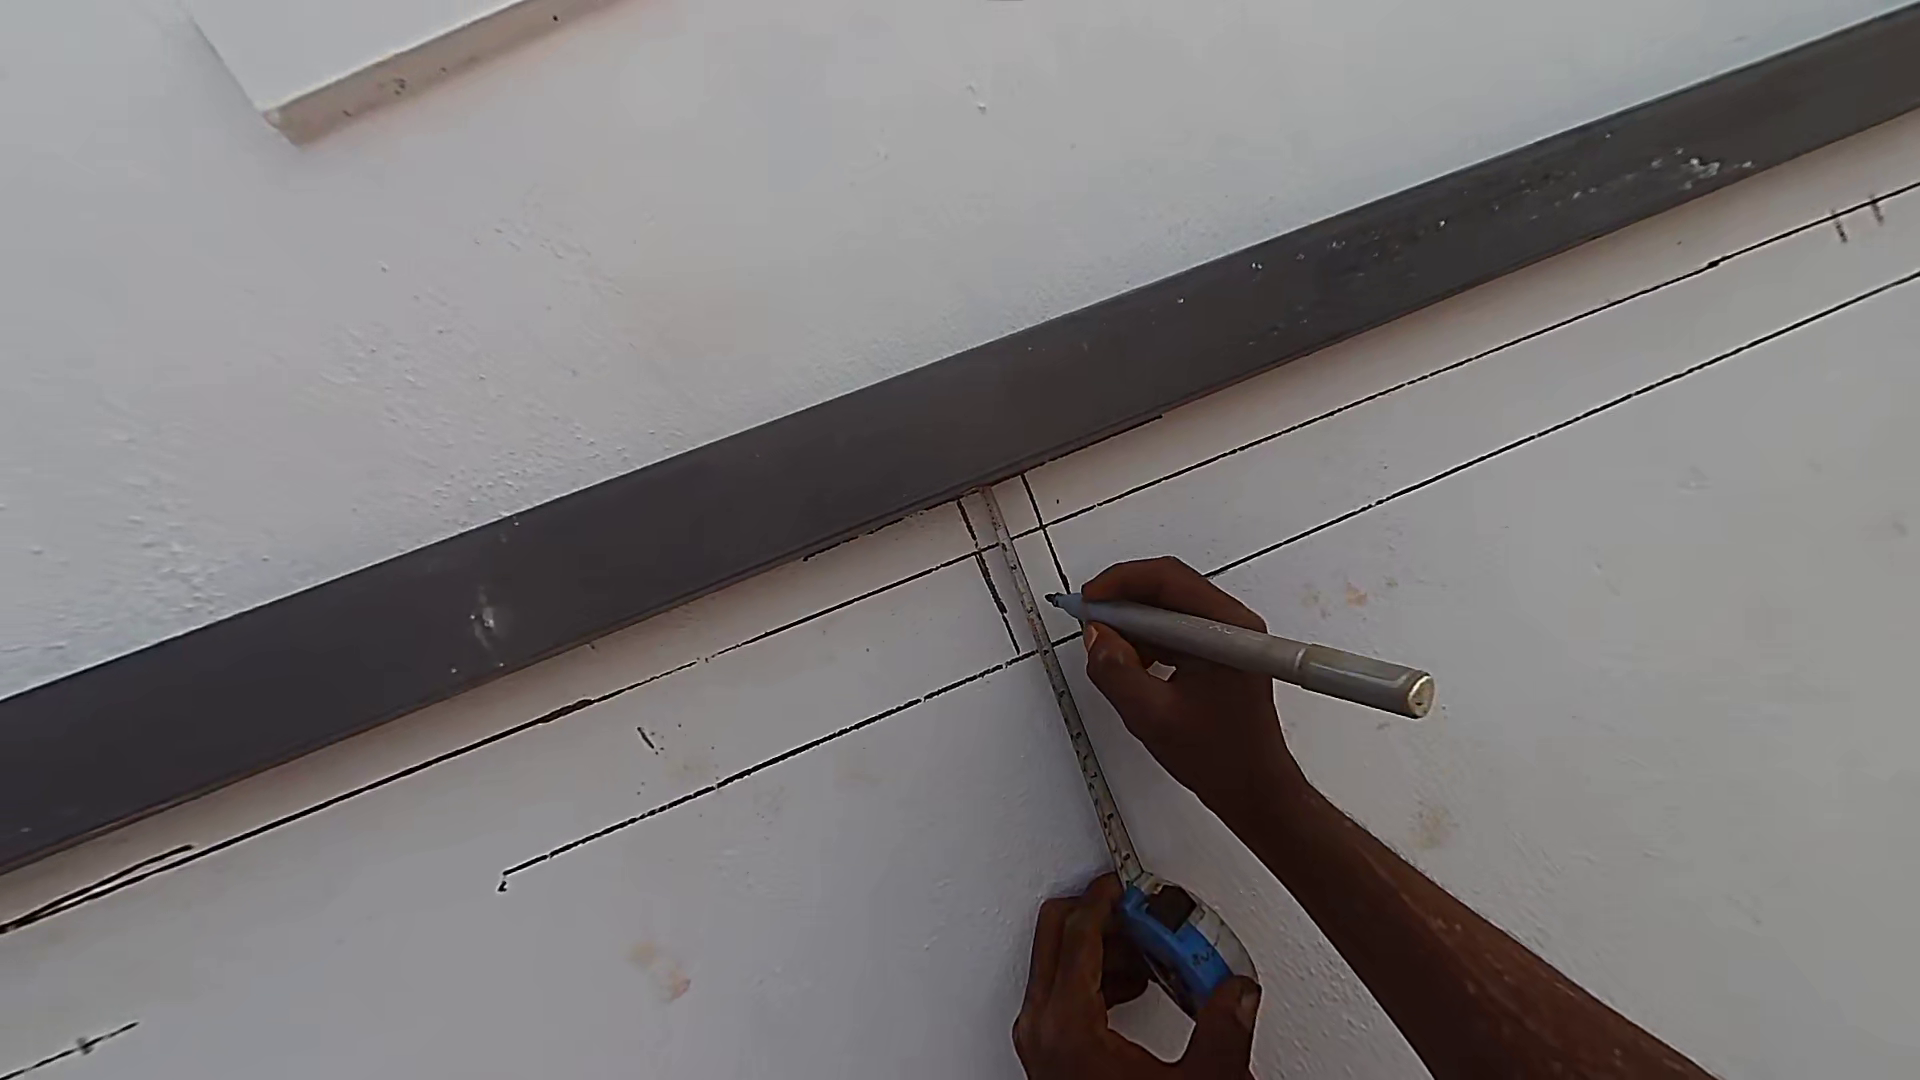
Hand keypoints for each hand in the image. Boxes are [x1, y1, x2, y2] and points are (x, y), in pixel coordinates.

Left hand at [1014, 874, 1261, 1078]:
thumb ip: (1220, 1032)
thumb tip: (1239, 990)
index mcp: (1066, 1023)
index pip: (1078, 930)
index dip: (1104, 898)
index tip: (1122, 883)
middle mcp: (1041, 1023)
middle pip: (1056, 931)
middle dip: (1098, 914)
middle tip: (1137, 912)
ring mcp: (1038, 1037)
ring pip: (1058, 956)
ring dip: (1101, 944)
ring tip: (1149, 952)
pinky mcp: (1045, 1050)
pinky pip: (1062, 985)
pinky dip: (1096, 972)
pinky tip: (1136, 983)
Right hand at [1080, 558, 1305, 824]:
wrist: (1253, 789)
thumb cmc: (1221, 758)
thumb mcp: (1152, 716)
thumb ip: (1116, 673)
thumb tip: (1096, 636)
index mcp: (1225, 630)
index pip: (1167, 580)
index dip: (1121, 583)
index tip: (1090, 600)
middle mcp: (1229, 624)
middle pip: (1165, 586)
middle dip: (1122, 601)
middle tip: (1090, 618)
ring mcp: (1222, 636)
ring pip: (1165, 607)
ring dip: (1131, 623)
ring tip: (1107, 648)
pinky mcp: (1212, 650)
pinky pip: (1169, 628)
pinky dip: (1142, 639)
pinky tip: (1128, 664)